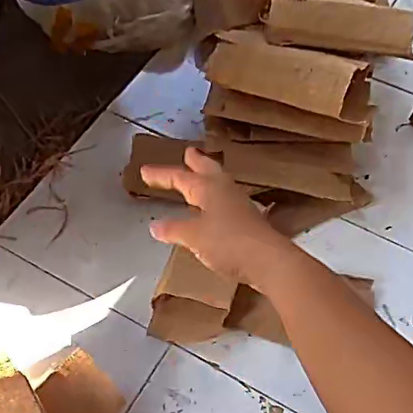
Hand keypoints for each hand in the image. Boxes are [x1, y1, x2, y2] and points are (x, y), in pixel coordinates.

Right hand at [142, 148, 301, 288]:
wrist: (267, 261)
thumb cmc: (228, 242)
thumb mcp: (193, 236)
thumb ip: (174, 229)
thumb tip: (156, 226)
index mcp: (208, 188)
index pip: (179, 177)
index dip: (161, 175)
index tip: (144, 170)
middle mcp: (225, 191)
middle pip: (207, 169)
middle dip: (195, 162)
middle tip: (188, 152)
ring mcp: (239, 204)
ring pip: (220, 182)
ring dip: (208, 175)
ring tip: (201, 174)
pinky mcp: (248, 220)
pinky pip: (227, 200)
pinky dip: (216, 197)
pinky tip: (216, 206)